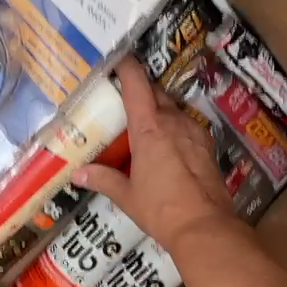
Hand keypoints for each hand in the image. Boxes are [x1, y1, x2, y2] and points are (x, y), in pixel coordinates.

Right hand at [73, 57, 236, 254]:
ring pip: (174, 110)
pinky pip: (188, 127)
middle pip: (156, 93)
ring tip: (146, 127)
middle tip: (125, 102)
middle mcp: (173, 121)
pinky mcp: (207, 146)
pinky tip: (169, 147)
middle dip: (141, 92)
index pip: (136, 84)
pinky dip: (176, 130)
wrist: (203, 226)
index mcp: (149, 128)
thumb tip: (78, 174)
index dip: (126, 68)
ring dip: (160, 112)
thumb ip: (103, 180)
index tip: (117, 61)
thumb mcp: (126, 196)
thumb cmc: (160, 209)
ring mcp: (194, 132)